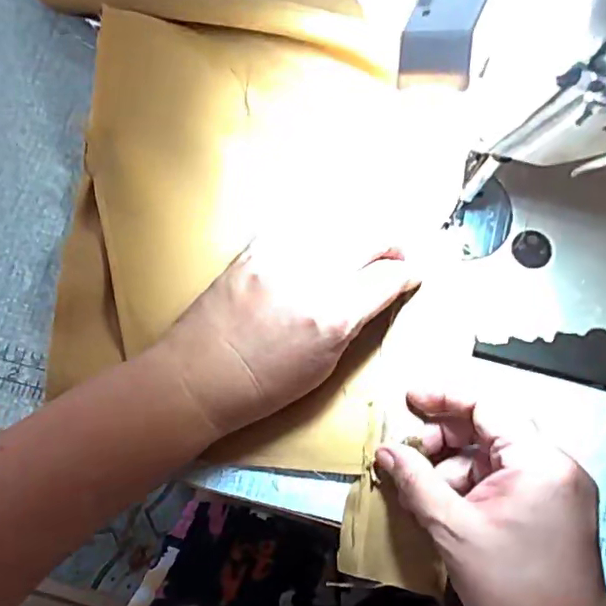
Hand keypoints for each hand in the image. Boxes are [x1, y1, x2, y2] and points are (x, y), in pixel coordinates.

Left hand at [148, 236, 419, 437]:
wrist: (196, 377)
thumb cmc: (258, 387)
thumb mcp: (323, 367)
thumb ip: (354, 323)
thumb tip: (377, 294)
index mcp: (332, 315)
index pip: (389, 274)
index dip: (407, 273)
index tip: (409, 275)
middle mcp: (309, 275)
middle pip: (371, 232)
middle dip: (391, 242)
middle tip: (392, 256)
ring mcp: (277, 255)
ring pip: (338, 218)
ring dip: (358, 229)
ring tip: (359, 247)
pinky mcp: (253, 248)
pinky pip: (300, 222)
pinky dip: (320, 228)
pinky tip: (321, 243)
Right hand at [374, 386, 605, 605]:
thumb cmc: (510, 588)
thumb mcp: (451, 528)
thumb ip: (415, 481)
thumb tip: (385, 450)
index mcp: (539, 463)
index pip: (489, 408)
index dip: (445, 399)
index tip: (409, 399)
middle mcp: (554, 469)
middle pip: (489, 433)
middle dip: (442, 443)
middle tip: (404, 460)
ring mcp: (555, 494)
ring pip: (490, 463)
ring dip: (450, 472)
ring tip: (417, 496)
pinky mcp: (549, 517)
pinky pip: (500, 487)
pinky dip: (467, 491)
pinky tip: (439, 512)